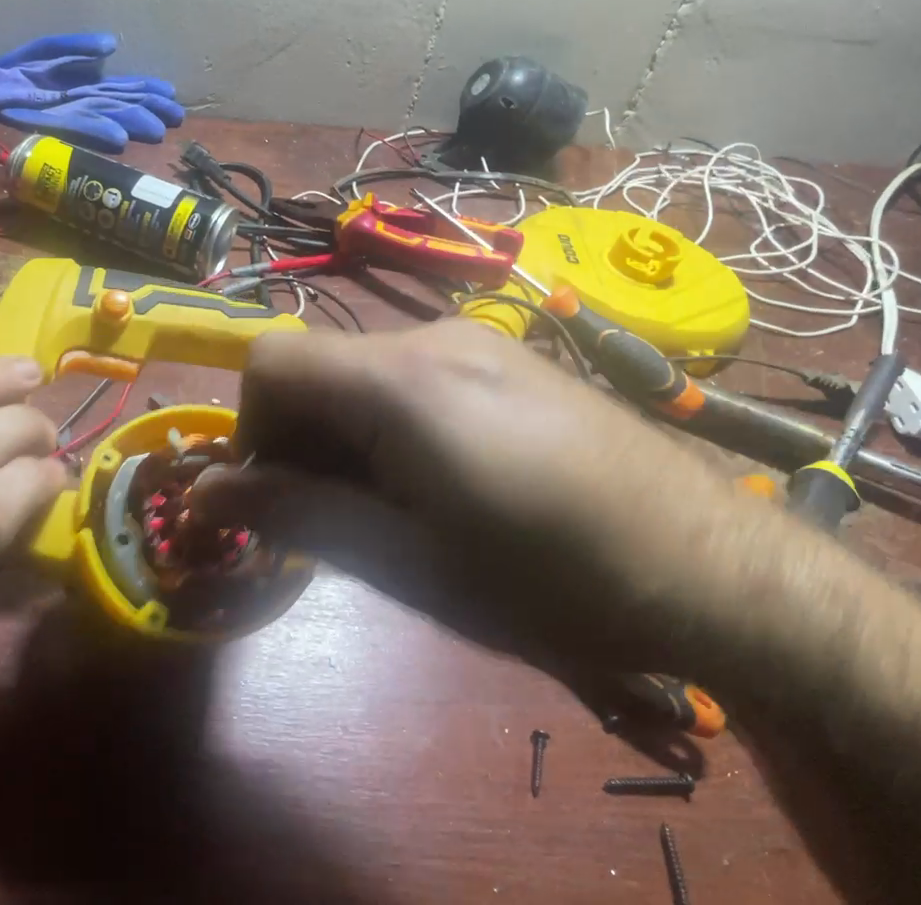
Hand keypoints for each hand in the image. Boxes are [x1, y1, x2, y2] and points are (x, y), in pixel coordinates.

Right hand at [191, 320, 762, 662]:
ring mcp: (477, 342)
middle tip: (335, 526)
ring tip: (395, 514)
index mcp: (402, 382)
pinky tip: (441, 486)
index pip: (270, 362)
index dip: (250, 433)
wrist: (719, 572)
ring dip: (343, 440)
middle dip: (298, 443)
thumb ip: (297, 515)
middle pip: (314, 367)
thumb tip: (201, 494)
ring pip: (359, 374)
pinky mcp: (508, 360)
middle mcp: (432, 338)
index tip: (278, 504)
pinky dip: (386, 427)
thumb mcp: (409, 563)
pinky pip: (410, 378)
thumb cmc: (554, 582)